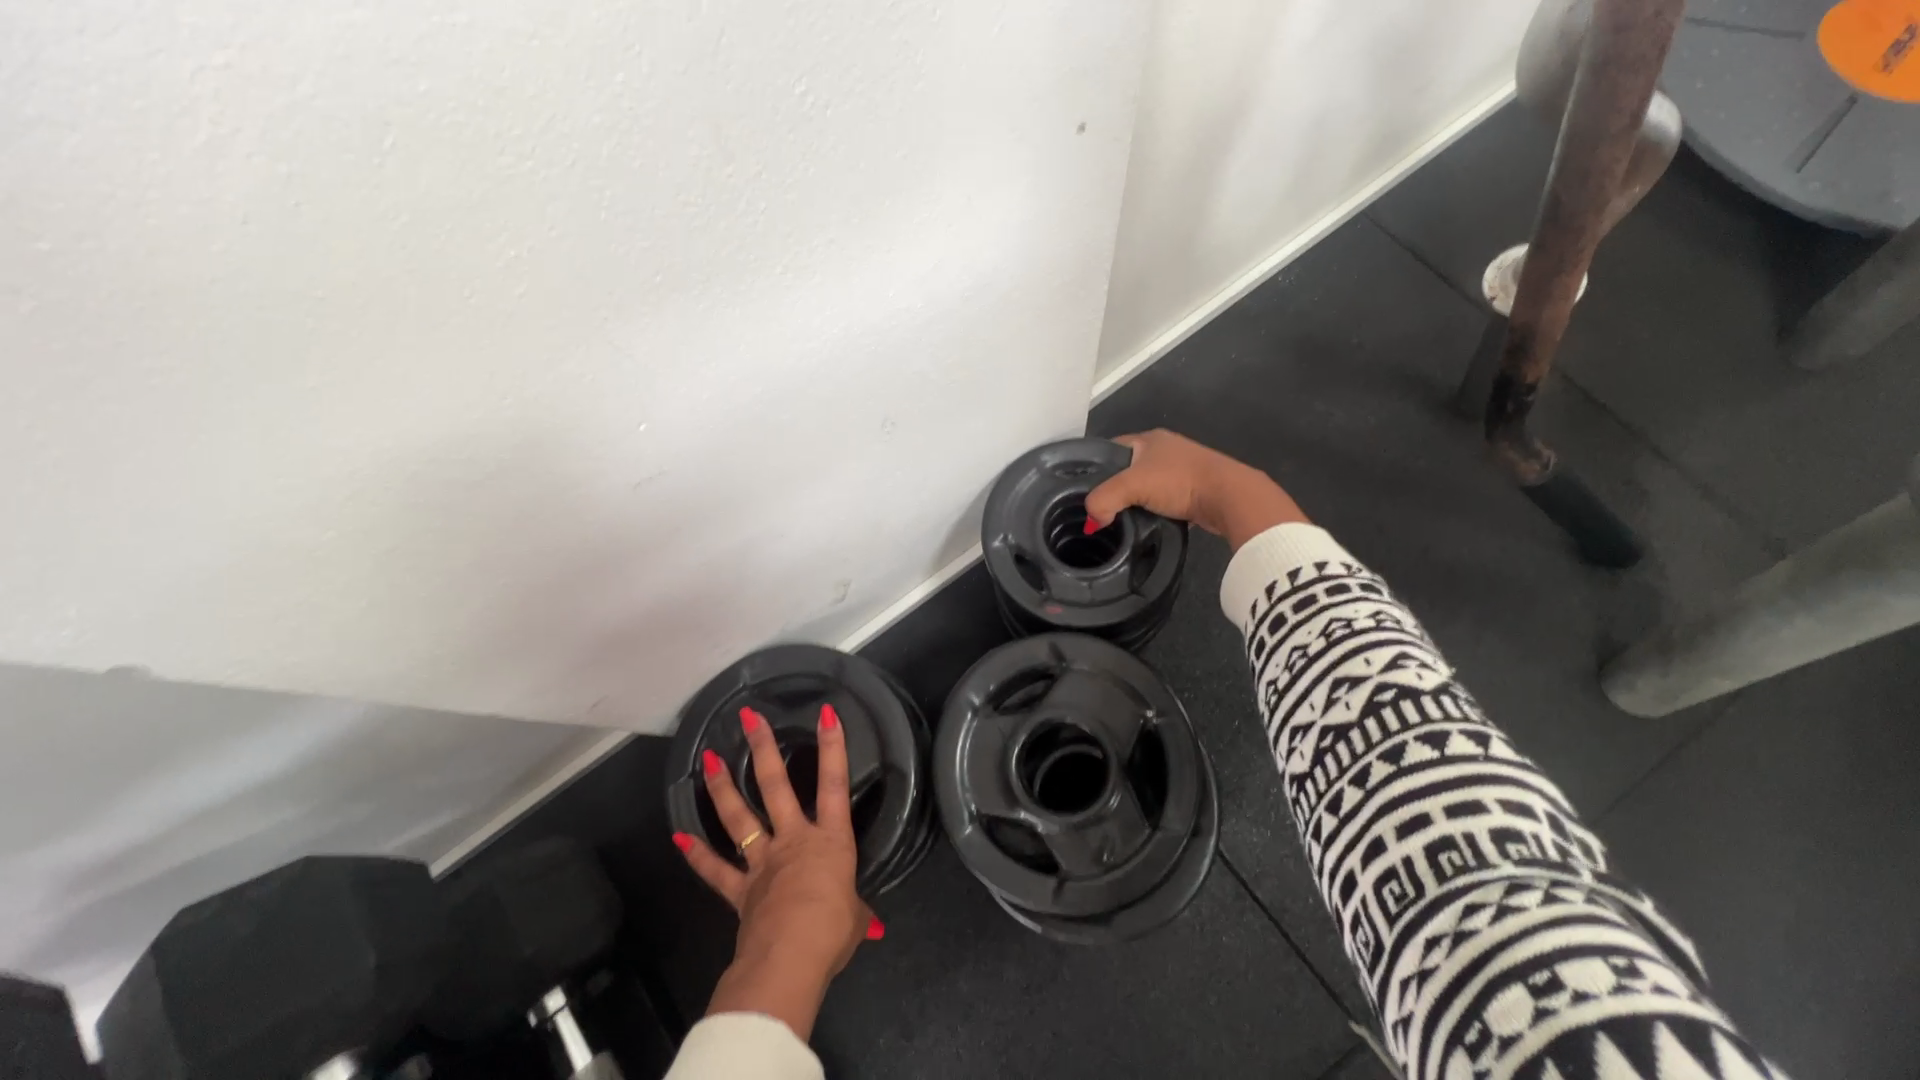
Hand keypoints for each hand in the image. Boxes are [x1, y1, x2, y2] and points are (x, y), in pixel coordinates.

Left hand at [673, 703, 879, 1040]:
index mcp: (830, 842)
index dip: (833, 748)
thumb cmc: (833, 931)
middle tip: (751, 718)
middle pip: (776, 786)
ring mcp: (763, 862)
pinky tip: (677, 837)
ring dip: (723, 787)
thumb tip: (867, 924)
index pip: (834, 785)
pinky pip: (715, 870)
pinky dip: (696, 855)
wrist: (791, 958)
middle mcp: (794, 841)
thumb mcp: (857, 920)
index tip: (826, 714)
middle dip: (764, 749)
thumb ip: (858, 913)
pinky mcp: (740, 890)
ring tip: (711, 757)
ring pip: (740, 817)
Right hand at [1084, 429, 1308, 550]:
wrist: (1228, 496)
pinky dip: (1152, 509)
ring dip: (1134, 500)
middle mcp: (1164, 449)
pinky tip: (1144, 521)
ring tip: (1119, 518)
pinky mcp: (1192, 488)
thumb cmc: (1179, 481)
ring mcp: (1180, 468)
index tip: (1082, 490)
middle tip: (1099, 509)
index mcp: (1148, 439)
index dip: (1094, 467)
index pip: (1110, 449)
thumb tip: (1093, 519)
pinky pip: (1162, 498)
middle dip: (1113, 488)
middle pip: (1127, 469)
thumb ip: (1104, 499)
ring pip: (1145, 485)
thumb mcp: (1132, 486)